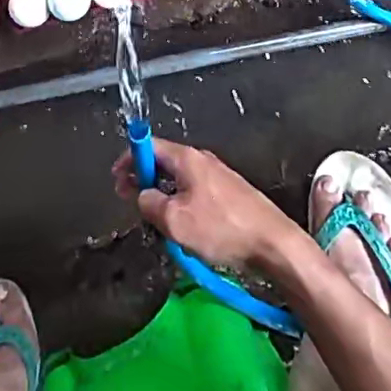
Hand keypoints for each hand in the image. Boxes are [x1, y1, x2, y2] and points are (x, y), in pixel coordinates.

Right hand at [111, 138, 307, 272]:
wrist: (273, 244)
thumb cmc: (221, 229)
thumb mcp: (174, 220)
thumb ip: (149, 203)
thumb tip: (143, 196)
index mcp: (187, 158)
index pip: (150, 146)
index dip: (129, 159)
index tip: (117, 178)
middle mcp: (202, 160)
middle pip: (164, 161)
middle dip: (143, 178)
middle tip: (129, 198)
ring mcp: (217, 176)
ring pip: (179, 180)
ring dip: (161, 194)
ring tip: (154, 218)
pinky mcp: (229, 195)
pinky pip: (194, 192)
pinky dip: (180, 203)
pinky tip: (181, 227)